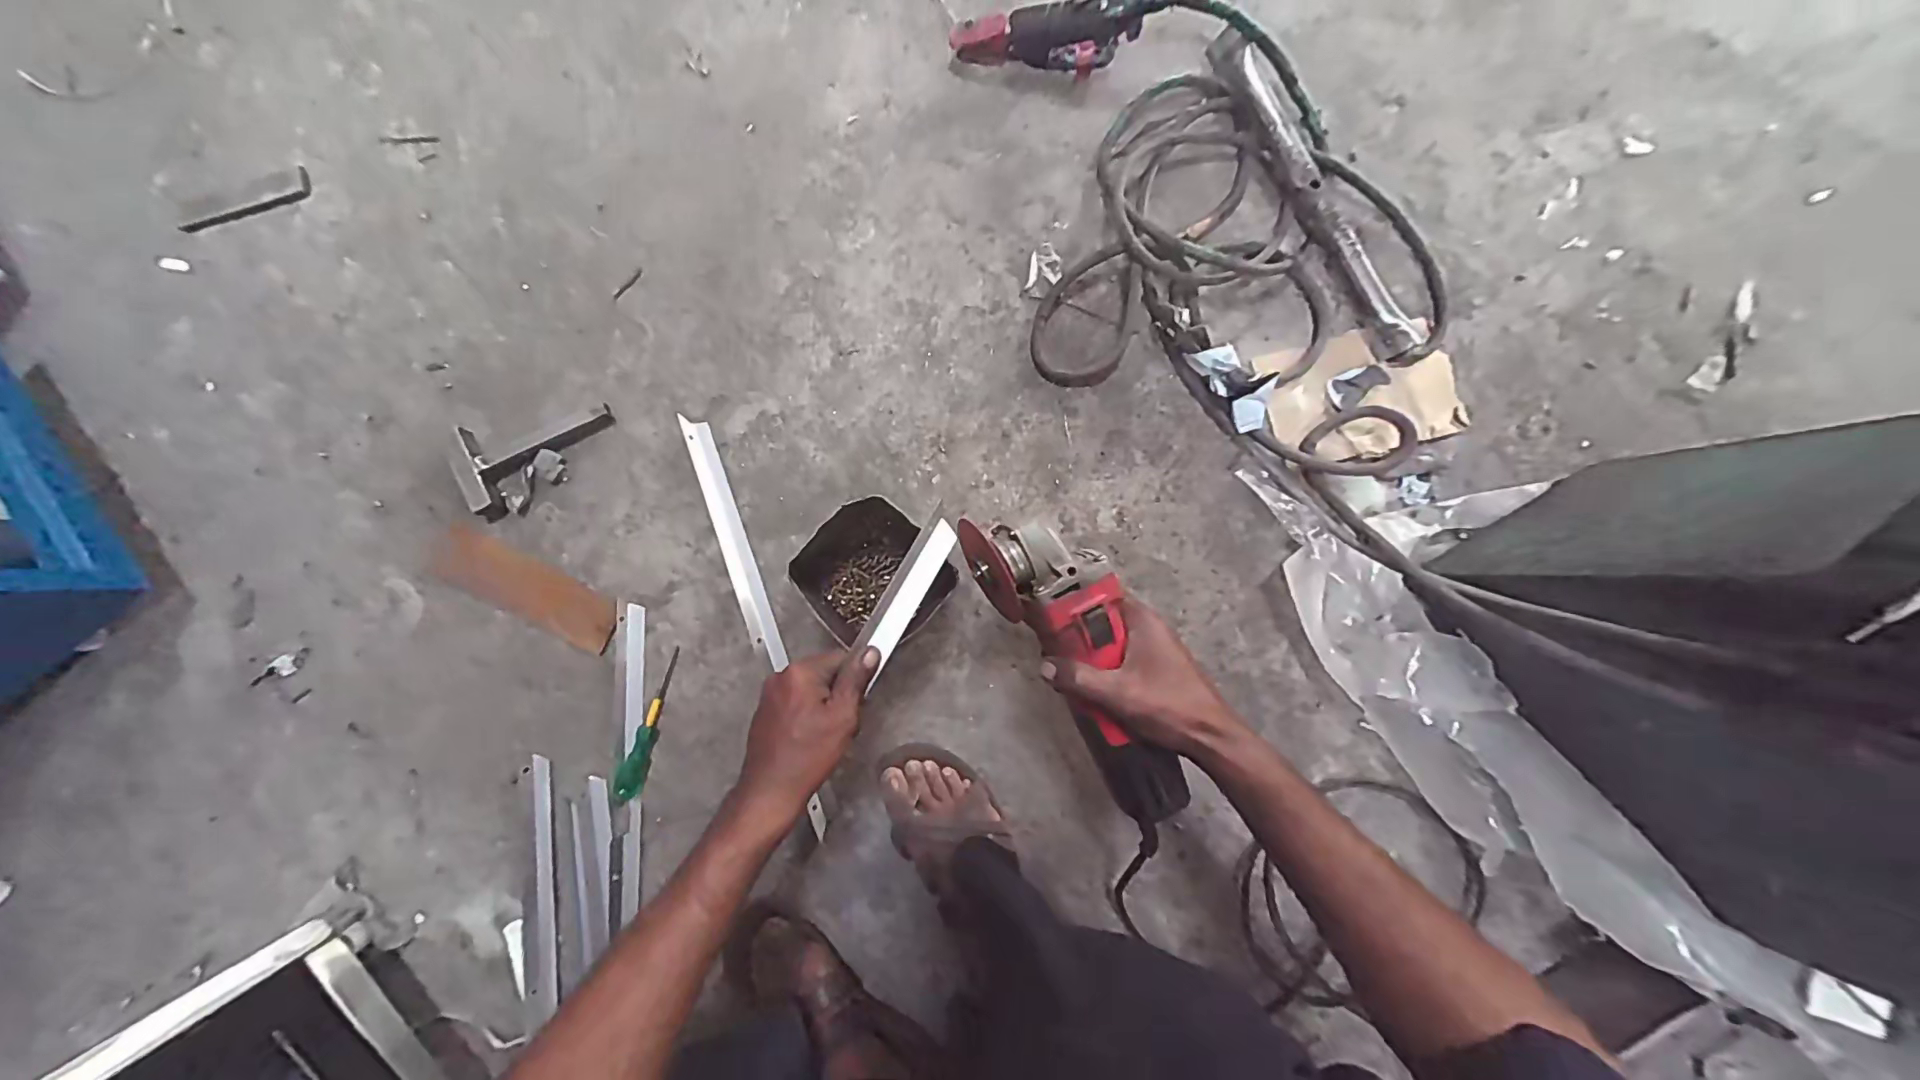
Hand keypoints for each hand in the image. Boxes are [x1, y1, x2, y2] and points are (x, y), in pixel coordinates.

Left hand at [736, 648, 878, 818]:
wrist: (771, 791)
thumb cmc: (806, 758)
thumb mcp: (843, 716)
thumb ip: (856, 680)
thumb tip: (869, 654)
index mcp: (800, 672)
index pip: (841, 658)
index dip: (855, 680)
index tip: (858, 700)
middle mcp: (780, 677)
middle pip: (824, 673)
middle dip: (838, 694)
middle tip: (842, 722)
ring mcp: (770, 694)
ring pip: (811, 690)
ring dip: (823, 706)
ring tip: (825, 734)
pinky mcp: (765, 711)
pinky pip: (795, 703)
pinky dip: (806, 716)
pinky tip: (810, 739)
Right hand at [1039, 599, 1248, 760]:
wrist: (1210, 737)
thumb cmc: (1168, 706)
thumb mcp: (1117, 693)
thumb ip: (1078, 678)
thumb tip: (1044, 666)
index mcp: (1142, 620)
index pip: (1101, 596)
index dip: (1074, 604)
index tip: (1049, 618)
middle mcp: (1149, 627)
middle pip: (1103, 623)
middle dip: (1079, 639)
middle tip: (1055, 653)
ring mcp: (1155, 648)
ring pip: (1111, 646)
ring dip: (1093, 661)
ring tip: (1071, 676)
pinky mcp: (1157, 668)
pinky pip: (1123, 662)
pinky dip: (1108, 673)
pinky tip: (1097, 693)